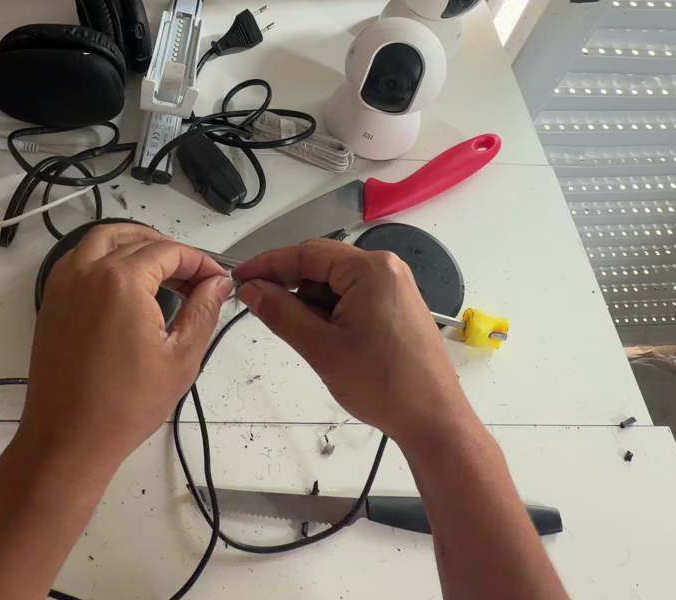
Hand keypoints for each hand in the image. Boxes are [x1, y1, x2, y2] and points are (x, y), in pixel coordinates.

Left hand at [20, 223, 231, 476]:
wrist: (68, 440)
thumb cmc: (123, 406)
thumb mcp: (180, 358)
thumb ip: (203, 310)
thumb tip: (217, 284)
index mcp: (122, 281)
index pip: (169, 252)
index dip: (199, 262)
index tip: (216, 280)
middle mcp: (88, 271)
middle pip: (136, 240)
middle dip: (170, 251)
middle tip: (193, 275)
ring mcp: (64, 284)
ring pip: (102, 239)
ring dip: (134, 242)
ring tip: (161, 266)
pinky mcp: (52, 300)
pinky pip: (78, 258)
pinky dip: (103, 255)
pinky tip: (123, 280)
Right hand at [232, 239, 468, 446]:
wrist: (435, 422)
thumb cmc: (386, 386)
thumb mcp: (322, 348)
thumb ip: (282, 313)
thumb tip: (252, 289)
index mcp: (370, 269)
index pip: (306, 253)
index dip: (268, 264)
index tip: (241, 276)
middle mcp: (385, 268)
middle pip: (321, 264)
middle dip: (289, 284)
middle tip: (258, 305)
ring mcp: (394, 286)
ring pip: (335, 281)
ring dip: (311, 301)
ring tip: (301, 334)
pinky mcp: (396, 305)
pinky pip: (352, 294)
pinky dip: (331, 310)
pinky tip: (321, 335)